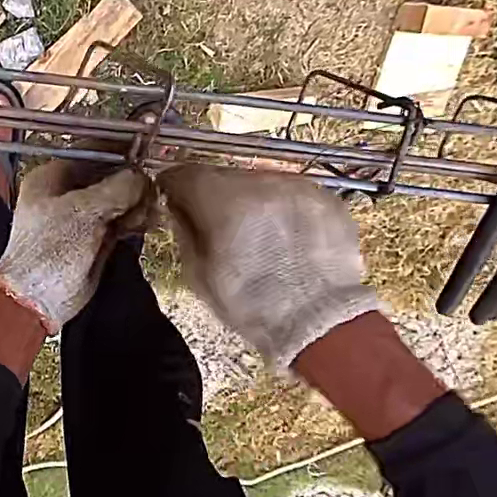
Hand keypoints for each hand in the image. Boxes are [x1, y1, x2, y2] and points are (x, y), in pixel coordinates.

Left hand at [0, 161, 149, 332]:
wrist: (39, 298)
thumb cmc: (50, 249)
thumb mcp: (83, 212)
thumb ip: (115, 189)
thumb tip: (140, 177)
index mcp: (53, 177)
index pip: (91, 149)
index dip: (119, 148)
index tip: (145, 147)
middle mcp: (68, 192)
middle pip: (110, 174)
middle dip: (132, 181)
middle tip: (148, 191)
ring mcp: (83, 215)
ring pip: (120, 197)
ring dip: (137, 202)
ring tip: (145, 213)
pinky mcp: (97, 237)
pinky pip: (122, 219)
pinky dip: (135, 219)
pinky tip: (144, 223)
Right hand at [158, 164, 379, 370]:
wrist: (321, 322)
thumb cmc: (253, 306)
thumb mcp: (200, 276)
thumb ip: (185, 233)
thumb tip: (180, 210)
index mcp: (224, 204)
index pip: (187, 174)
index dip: (175, 185)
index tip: (172, 195)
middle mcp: (260, 185)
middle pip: (223, 175)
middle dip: (213, 195)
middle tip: (214, 221)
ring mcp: (296, 188)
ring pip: (258, 181)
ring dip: (248, 199)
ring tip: (253, 232)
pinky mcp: (324, 197)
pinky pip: (290, 192)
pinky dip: (280, 207)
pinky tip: (282, 235)